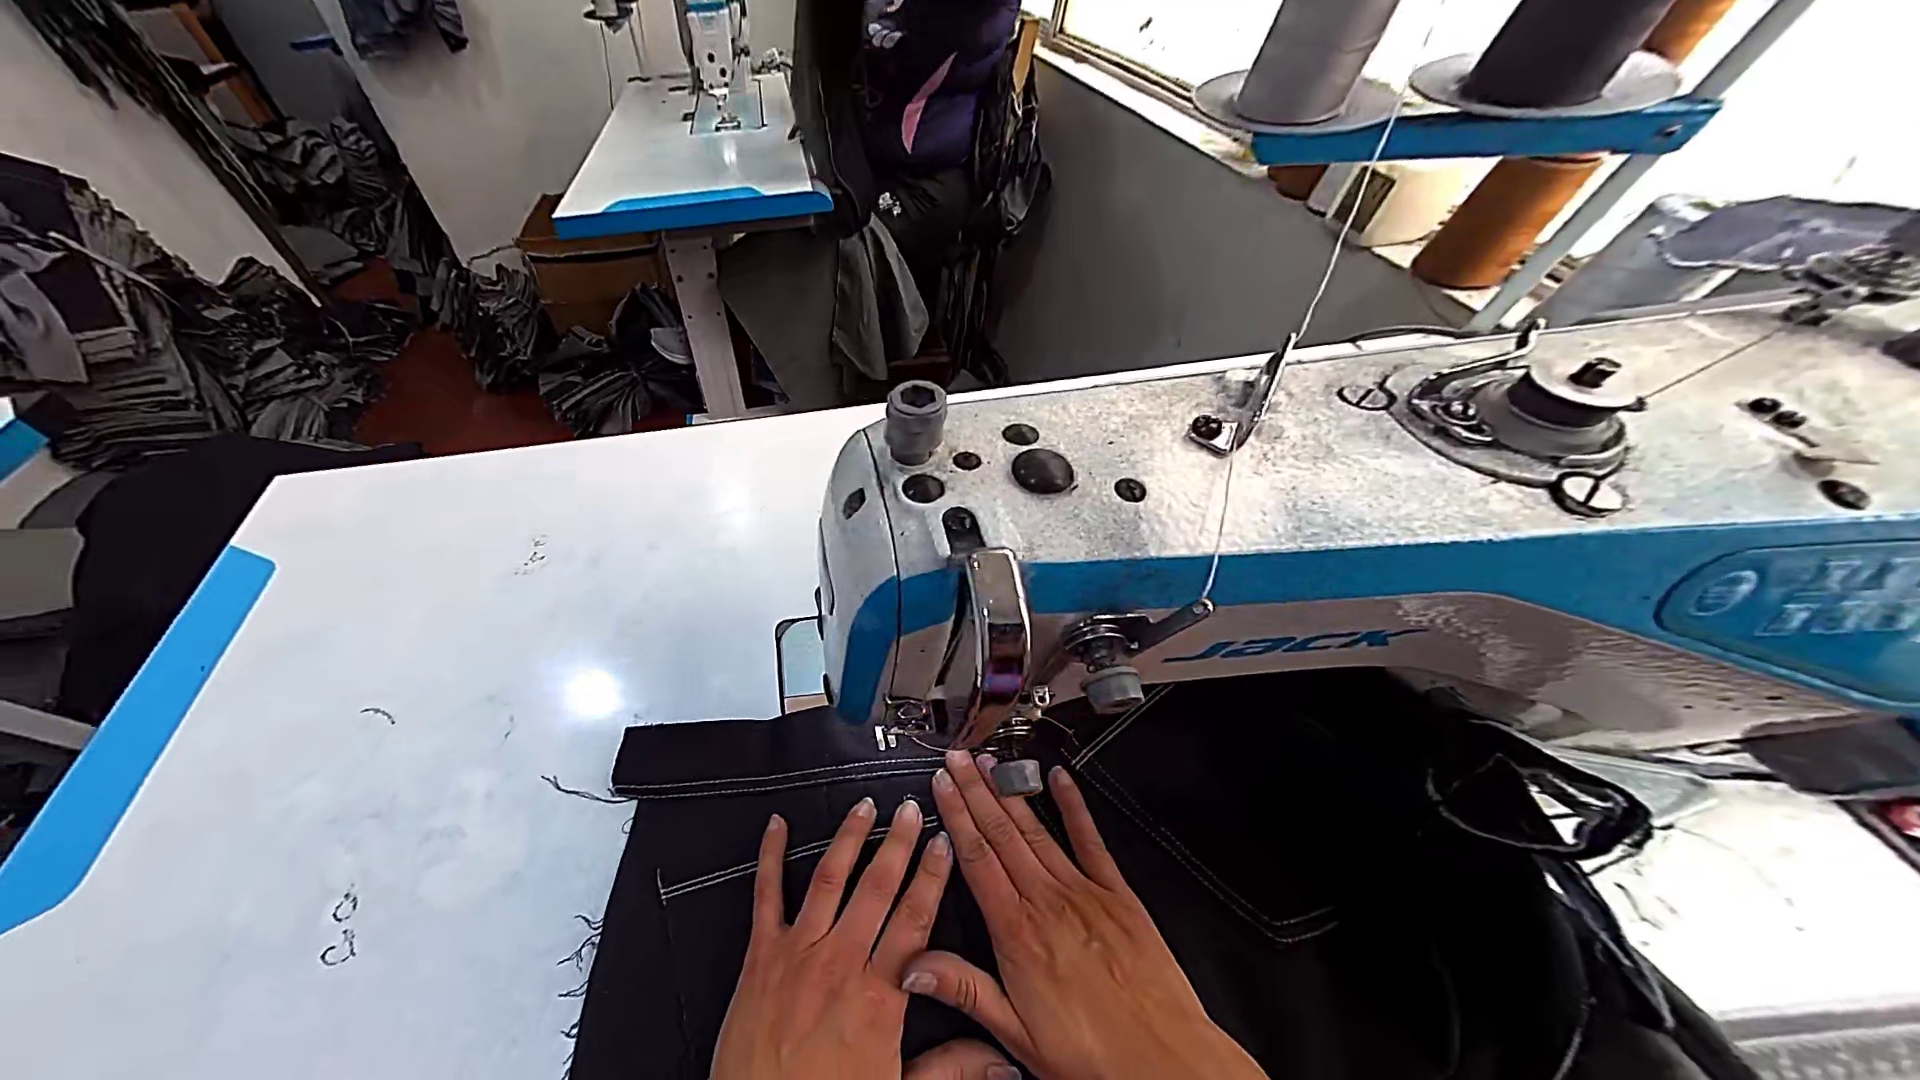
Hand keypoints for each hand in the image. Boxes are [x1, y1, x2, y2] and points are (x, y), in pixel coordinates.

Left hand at [710, 795, 952, 1079]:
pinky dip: (771, 856)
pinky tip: (777, 827)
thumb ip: (951, 1068)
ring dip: (851, 837)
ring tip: (866, 807)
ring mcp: (798, 954)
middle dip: (899, 843)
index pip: (914, 919)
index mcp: (877, 998)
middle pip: (877, 888)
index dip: (932, 876)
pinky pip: (766, 895)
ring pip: (830, 878)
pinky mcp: (761, 957)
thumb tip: (1000, 1060)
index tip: (943, 844)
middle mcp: (839, 964)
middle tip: (911, 810)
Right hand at [904, 750, 1268, 1079]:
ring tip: (990, 763)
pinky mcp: (1116, 893)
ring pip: (1035, 829)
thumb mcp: (1018, 1035)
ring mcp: (1083, 891)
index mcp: (1019, 933)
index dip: (955, 815)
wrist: (1165, 1059)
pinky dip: (1073, 805)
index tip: (941, 787)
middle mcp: (1048, 901)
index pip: (977, 857)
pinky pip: (1090, 839)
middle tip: (958, 758)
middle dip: (974, 789)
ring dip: (1009, 792)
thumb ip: (965, 991)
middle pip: (1001, 832)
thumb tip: (914, 968)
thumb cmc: (1094, 1055)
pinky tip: (1059, 780)